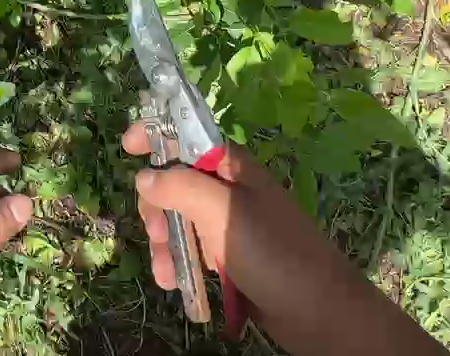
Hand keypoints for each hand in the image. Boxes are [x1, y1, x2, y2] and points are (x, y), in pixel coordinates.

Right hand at [122, 123, 449, 355]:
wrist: (323, 316)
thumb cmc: (273, 252)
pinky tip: (176, 283)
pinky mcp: (230, 253)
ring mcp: (228, 221)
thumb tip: (143, 177)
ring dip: (164, 242)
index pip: (186, 133)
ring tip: (165, 272)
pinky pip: (192, 247)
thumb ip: (178, 187)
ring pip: (178, 217)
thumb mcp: (220, 212)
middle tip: (154, 233)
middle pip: (173, 180)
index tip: (127, 146)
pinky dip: (179, 261)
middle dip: (155, 206)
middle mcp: (226, 187)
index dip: (155, 133)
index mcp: (230, 165)